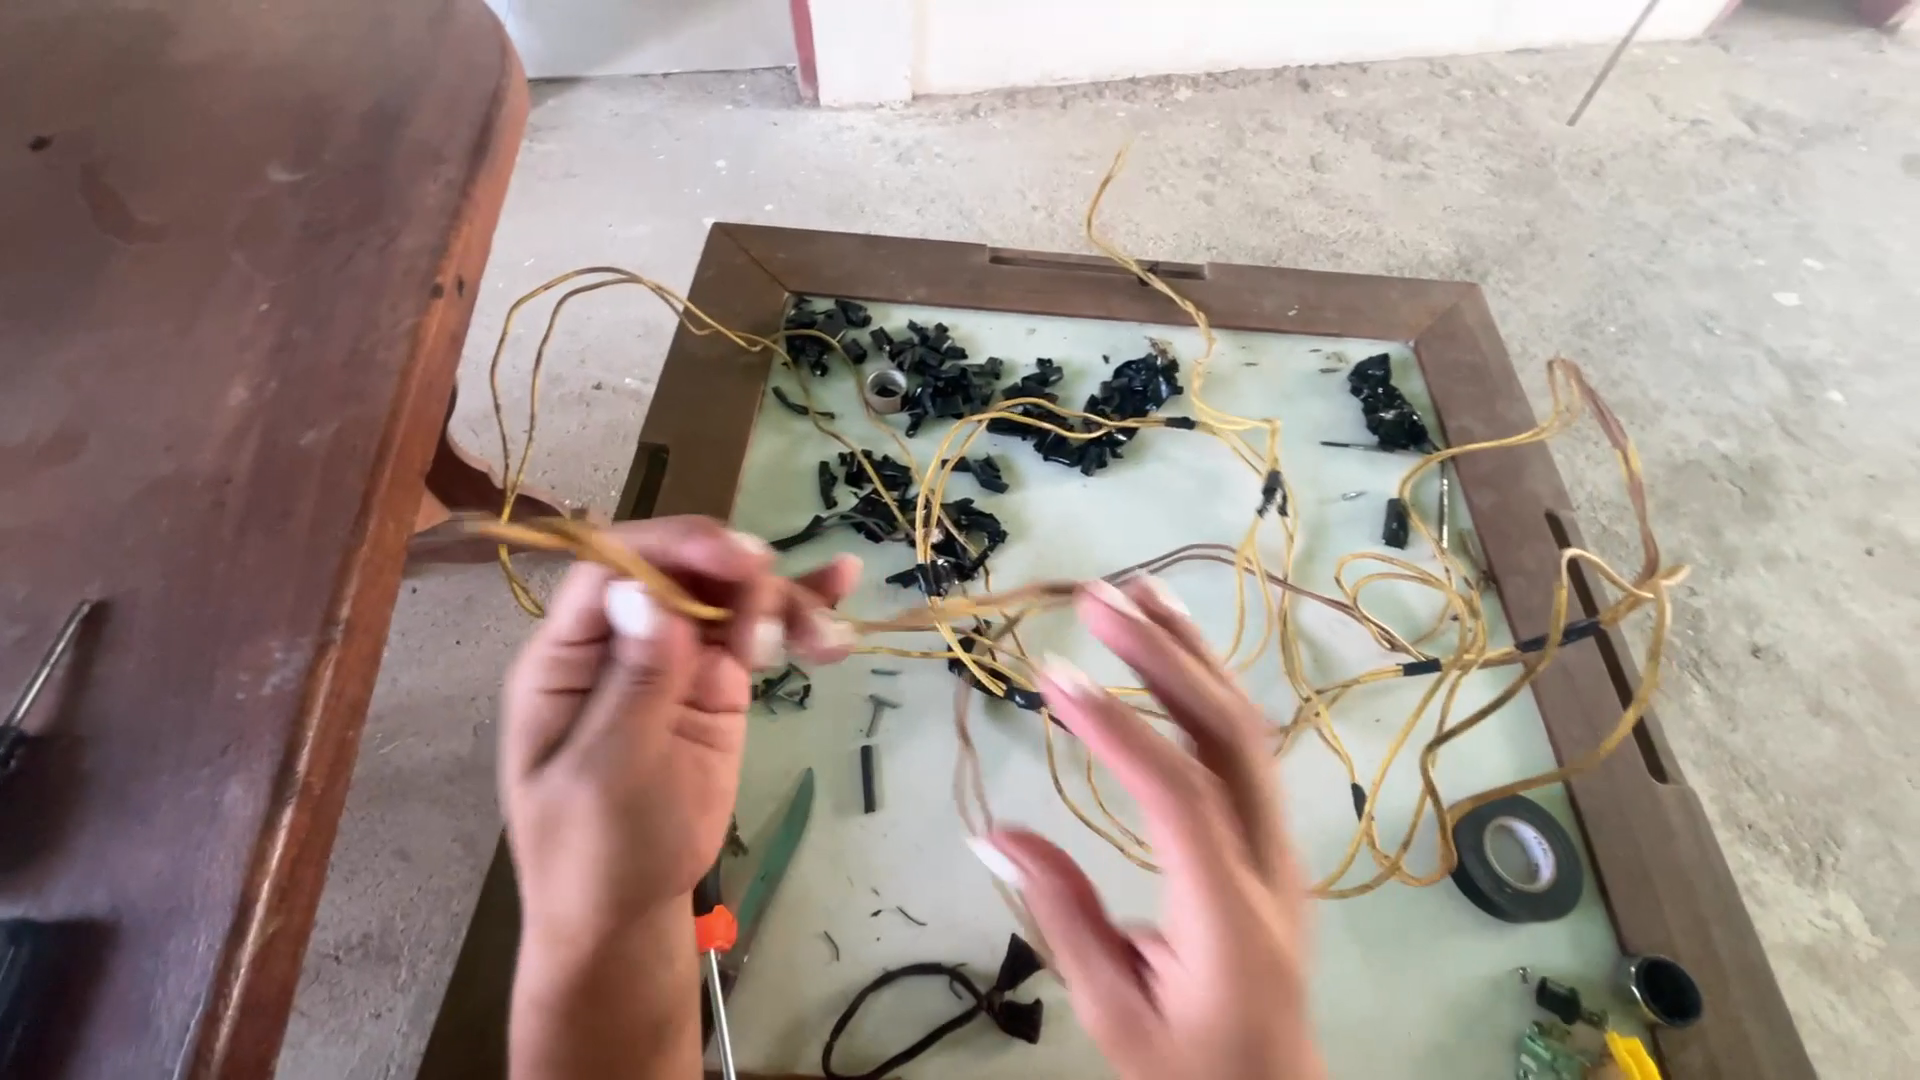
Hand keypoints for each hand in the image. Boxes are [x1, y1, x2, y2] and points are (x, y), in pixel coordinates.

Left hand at [499, 517, 860, 940]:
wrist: (630, 909)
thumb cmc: (595, 852)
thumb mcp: (606, 774)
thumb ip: (633, 683)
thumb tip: (648, 593)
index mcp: (568, 656)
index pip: (615, 570)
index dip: (676, 549)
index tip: (740, 560)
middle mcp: (622, 640)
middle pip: (683, 571)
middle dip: (740, 575)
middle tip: (786, 606)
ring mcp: (677, 656)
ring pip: (730, 597)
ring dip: (782, 602)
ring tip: (824, 639)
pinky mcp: (720, 680)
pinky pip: (758, 633)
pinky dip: (798, 614)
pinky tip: (839, 590)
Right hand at [974, 578, 1321, 1079]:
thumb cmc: (1188, 1061)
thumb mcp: (1112, 1010)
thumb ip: (1061, 914)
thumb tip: (995, 832)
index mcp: (1228, 913)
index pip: (1177, 795)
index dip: (1117, 728)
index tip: (1054, 675)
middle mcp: (1268, 858)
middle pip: (1227, 734)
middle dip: (1161, 656)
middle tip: (1098, 601)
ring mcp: (1279, 837)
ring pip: (1244, 724)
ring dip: (1190, 650)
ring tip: (1138, 591)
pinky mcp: (1271, 827)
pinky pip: (1241, 739)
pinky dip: (1204, 680)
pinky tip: (1171, 644)